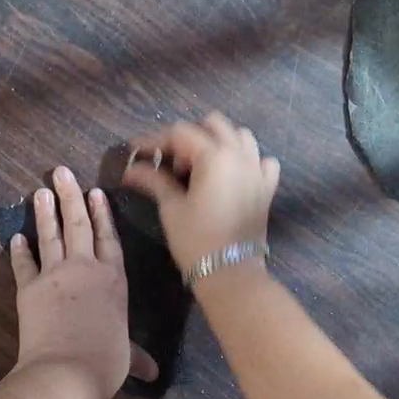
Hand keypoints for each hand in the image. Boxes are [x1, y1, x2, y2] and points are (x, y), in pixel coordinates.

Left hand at [10, 167, 158, 398]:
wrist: (67, 370)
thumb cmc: (106, 361)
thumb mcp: (126, 355)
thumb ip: (137, 356)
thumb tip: (153, 372)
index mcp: (113, 279)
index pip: (108, 238)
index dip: (102, 214)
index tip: (95, 192)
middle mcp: (85, 268)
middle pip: (78, 225)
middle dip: (70, 196)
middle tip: (61, 172)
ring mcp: (54, 275)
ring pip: (50, 235)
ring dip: (45, 212)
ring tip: (40, 191)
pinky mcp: (29, 287)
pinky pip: (24, 264)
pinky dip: (19, 250)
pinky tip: (17, 236)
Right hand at [122, 113, 279, 273]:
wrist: (231, 274)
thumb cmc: (196, 239)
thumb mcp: (171, 207)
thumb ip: (154, 180)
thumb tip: (131, 169)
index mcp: (214, 155)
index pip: (180, 133)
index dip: (156, 141)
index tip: (137, 153)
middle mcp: (239, 154)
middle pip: (213, 124)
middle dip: (189, 137)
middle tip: (172, 163)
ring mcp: (257, 170)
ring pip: (240, 136)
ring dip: (218, 142)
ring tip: (200, 167)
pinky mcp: (267, 187)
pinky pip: (261, 160)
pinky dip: (247, 160)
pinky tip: (232, 176)